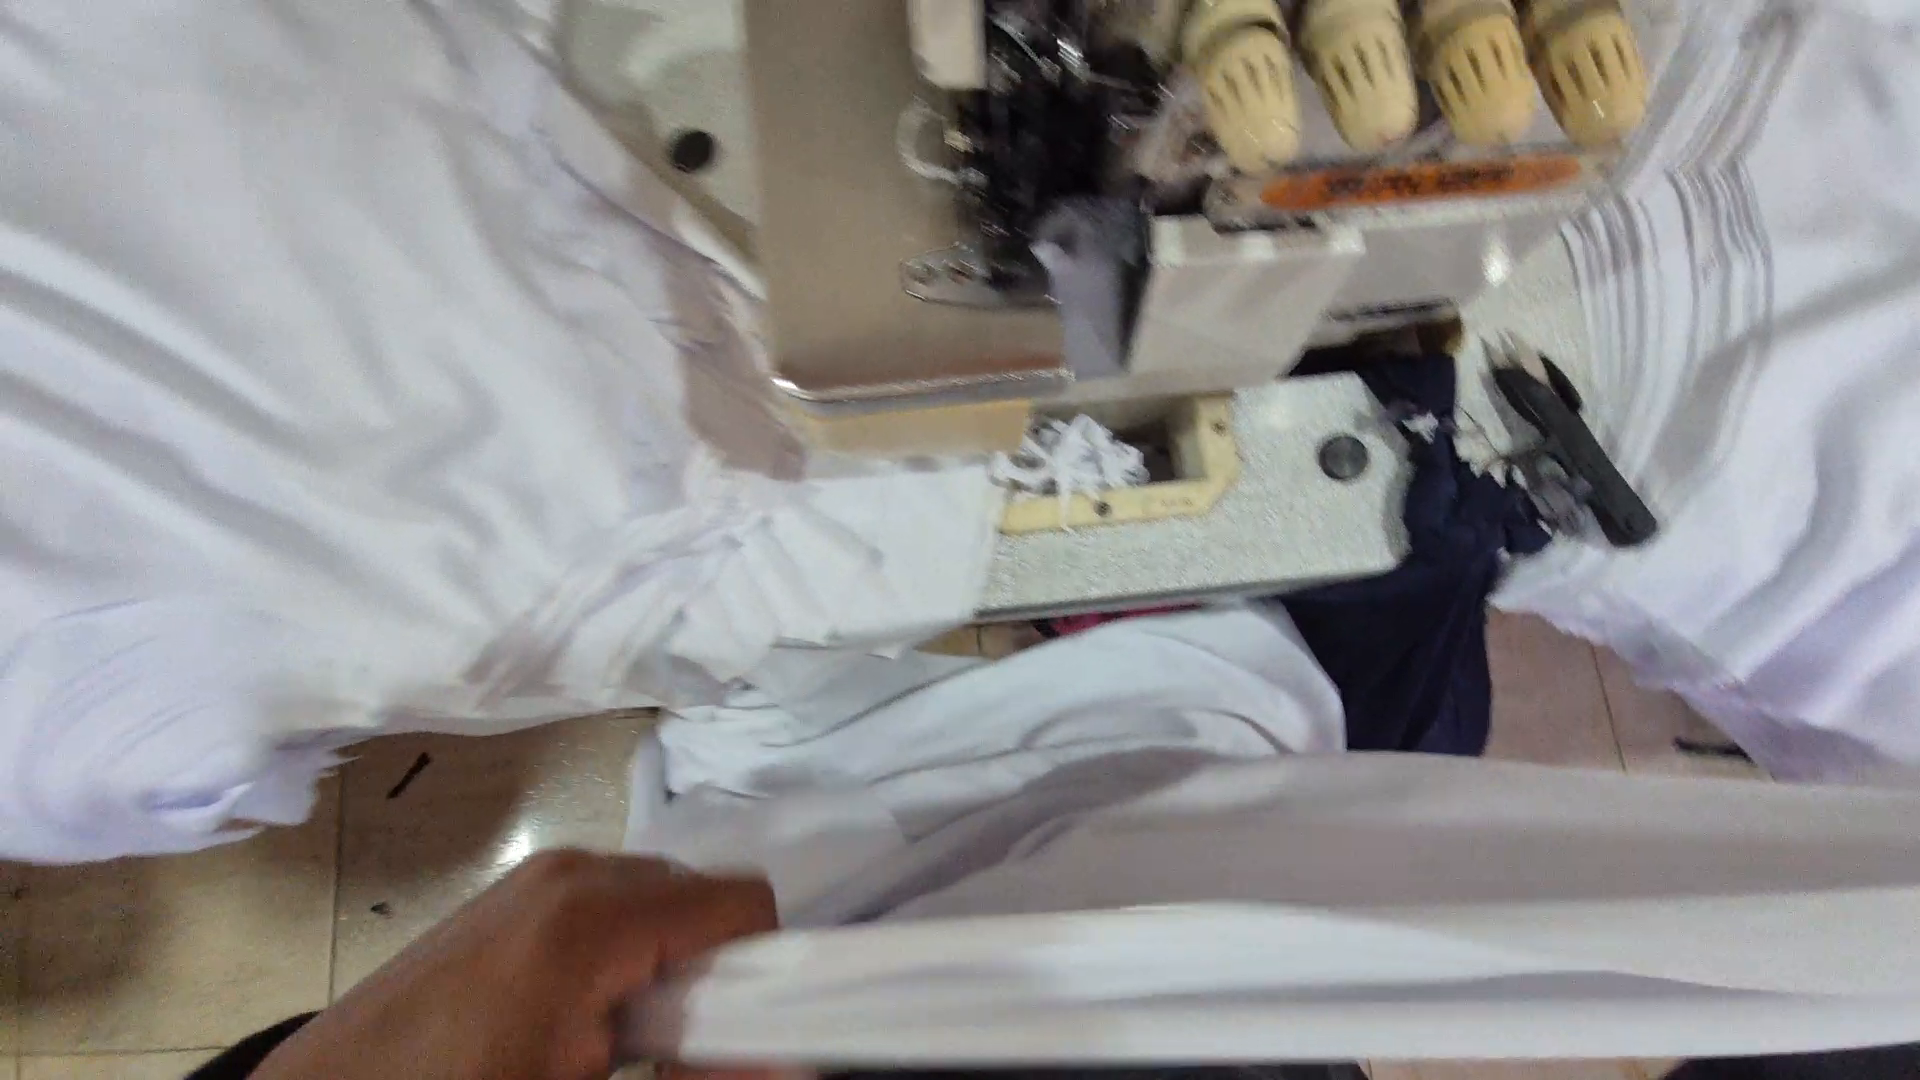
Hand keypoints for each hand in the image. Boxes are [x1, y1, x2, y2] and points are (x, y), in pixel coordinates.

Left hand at [254, 850, 777, 1079]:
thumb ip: (698, 1079)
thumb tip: (793, 1066)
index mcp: (595, 916)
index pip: (742, 901)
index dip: (761, 968)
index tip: (732, 1038)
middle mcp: (577, 869)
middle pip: (702, 898)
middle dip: (708, 972)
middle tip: (666, 1052)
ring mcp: (543, 870)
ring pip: (660, 898)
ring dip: (665, 963)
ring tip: (615, 1039)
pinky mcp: (518, 884)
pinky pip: (613, 900)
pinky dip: (624, 949)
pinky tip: (575, 1013)